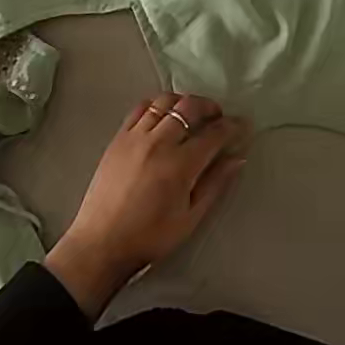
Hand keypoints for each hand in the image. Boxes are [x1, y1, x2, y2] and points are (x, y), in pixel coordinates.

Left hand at [45, 92, 250, 317]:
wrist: (101, 244)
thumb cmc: (150, 236)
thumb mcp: (190, 218)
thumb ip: (215, 184)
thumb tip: (237, 158)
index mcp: (180, 164)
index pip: (214, 133)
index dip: (233, 126)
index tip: (243, 125)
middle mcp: (159, 142)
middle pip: (190, 107)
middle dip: (210, 107)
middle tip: (218, 116)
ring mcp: (135, 136)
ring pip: (165, 101)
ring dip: (184, 102)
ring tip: (191, 113)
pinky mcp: (118, 137)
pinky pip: (141, 108)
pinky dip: (157, 105)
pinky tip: (163, 116)